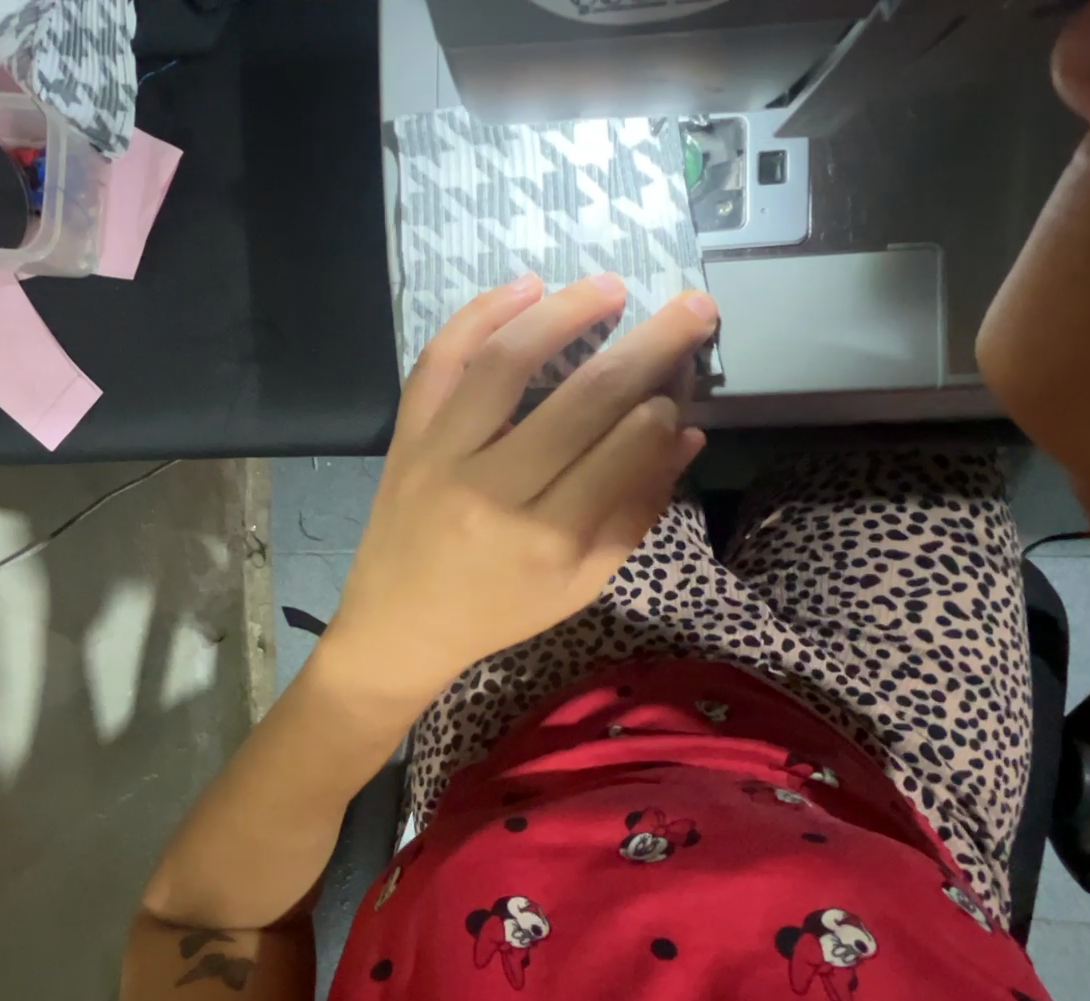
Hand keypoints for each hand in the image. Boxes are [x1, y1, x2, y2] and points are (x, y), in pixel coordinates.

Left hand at [320, 274, 715, 699]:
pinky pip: (438, 362)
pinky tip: (523, 288)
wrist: (399, 624)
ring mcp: (440, 455)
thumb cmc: (498, 611)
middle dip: (648, 348)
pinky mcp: (406, 435)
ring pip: (505, 364)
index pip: (621, 453)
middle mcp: (491, 490)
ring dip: (563, 314)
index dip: (660, 410)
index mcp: (545, 540)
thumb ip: (635, 512)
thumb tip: (685, 434)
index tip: (678, 387)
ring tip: (610, 287)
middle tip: (690, 308)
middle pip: (580, 400)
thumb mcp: (579, 584)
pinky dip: (477, 315)